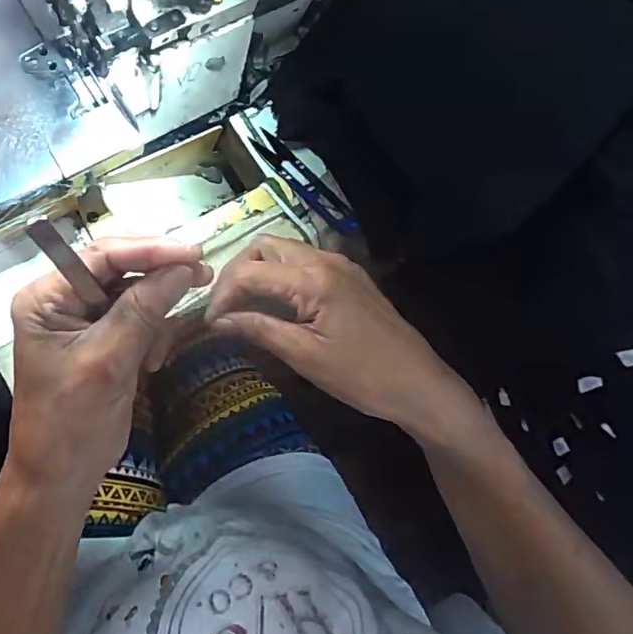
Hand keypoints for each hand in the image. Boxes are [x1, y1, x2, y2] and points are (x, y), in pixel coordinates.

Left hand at [7, 236, 210, 496]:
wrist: (59, 478)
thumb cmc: (72, 422)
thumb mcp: (108, 362)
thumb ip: (142, 310)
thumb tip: (183, 267)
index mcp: (45, 297)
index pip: (100, 256)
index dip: (148, 250)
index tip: (191, 252)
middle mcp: (60, 297)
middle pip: (116, 267)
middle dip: (157, 276)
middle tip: (202, 273)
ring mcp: (79, 316)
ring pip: (131, 290)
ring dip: (155, 313)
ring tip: (159, 350)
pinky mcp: (99, 335)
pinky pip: (134, 316)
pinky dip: (152, 332)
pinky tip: (153, 360)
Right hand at [204, 235, 482, 447]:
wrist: (423, 387)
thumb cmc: (363, 377)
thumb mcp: (305, 357)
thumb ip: (259, 330)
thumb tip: (217, 321)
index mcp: (313, 279)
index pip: (250, 272)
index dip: (222, 295)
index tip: (210, 322)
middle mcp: (325, 260)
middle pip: (263, 246)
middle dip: (237, 272)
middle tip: (226, 307)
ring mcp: (340, 265)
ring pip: (283, 250)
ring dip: (258, 271)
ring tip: (245, 305)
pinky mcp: (349, 276)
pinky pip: (303, 261)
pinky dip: (280, 274)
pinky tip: (276, 303)